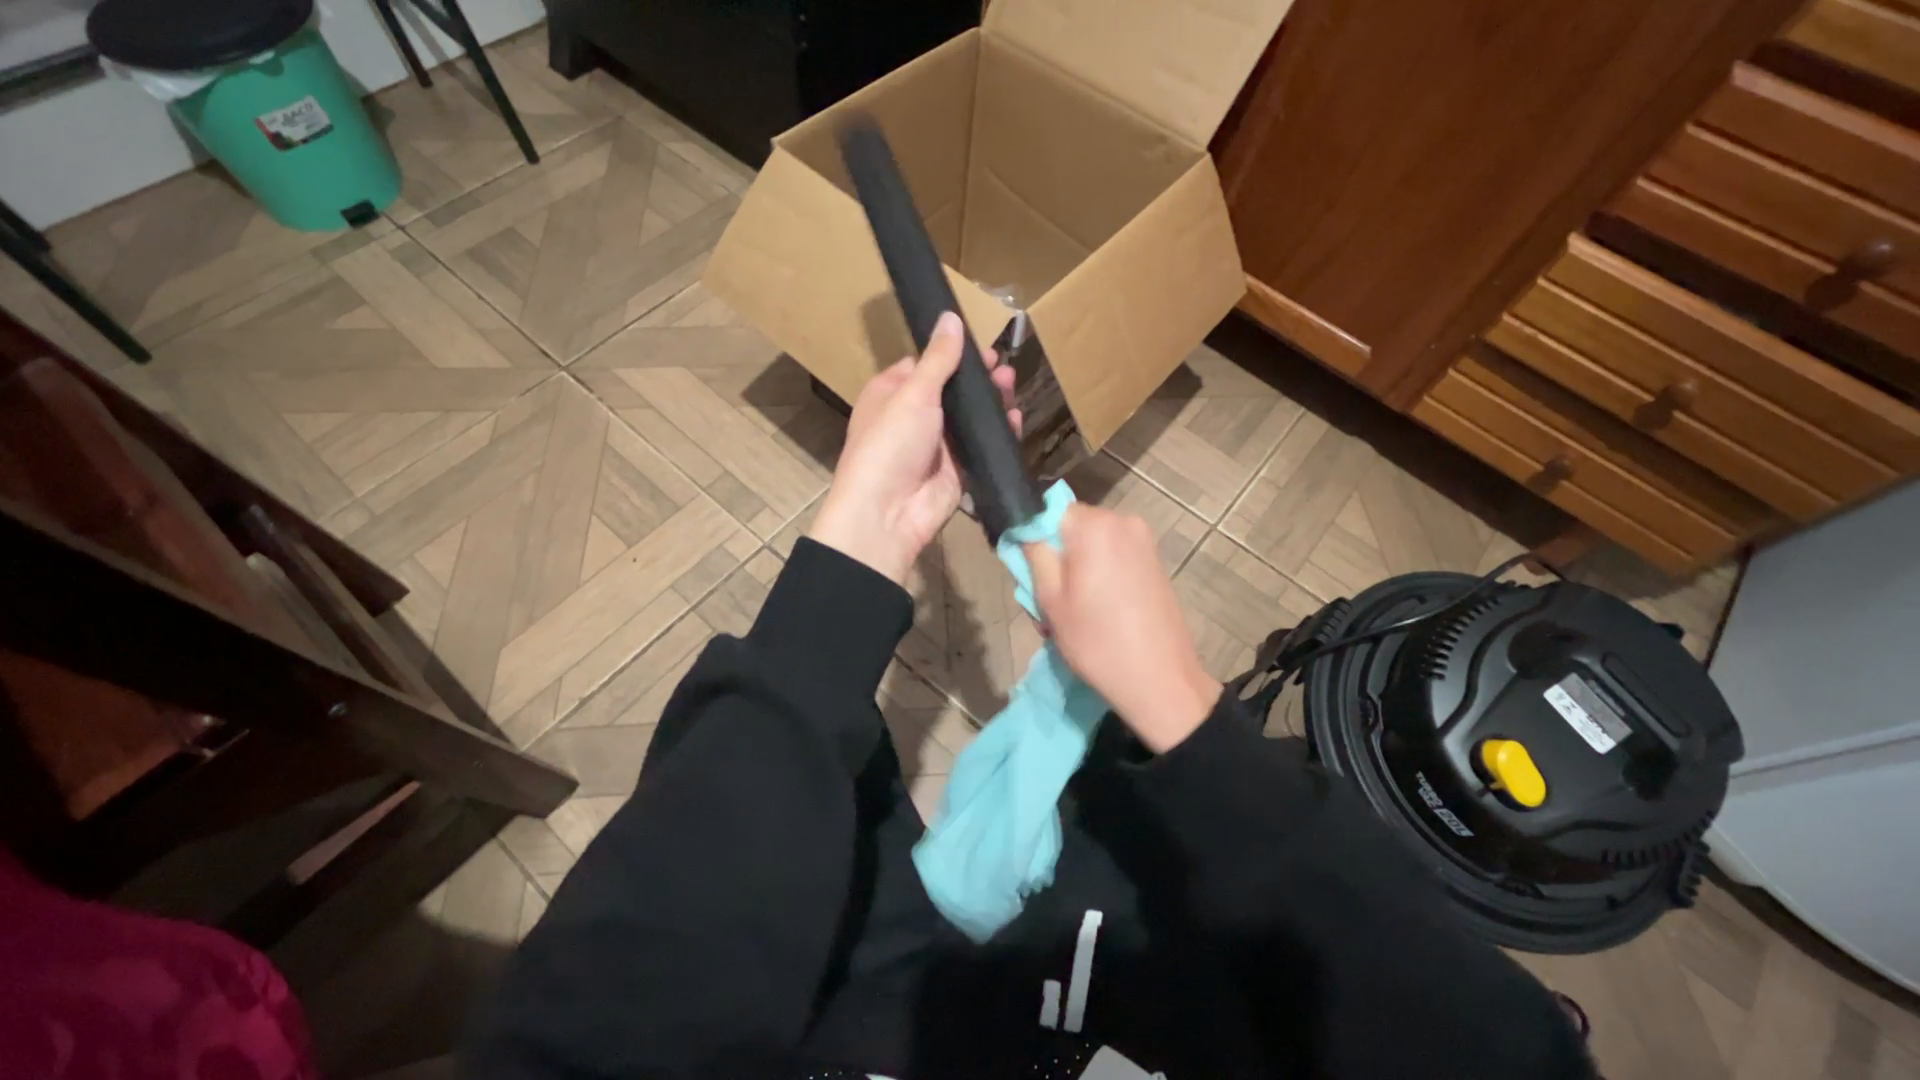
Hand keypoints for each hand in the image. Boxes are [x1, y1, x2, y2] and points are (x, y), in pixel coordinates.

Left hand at [808, 312, 1019, 584]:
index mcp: (891, 393)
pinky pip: (981, 447)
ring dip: (991, 404)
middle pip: (952, 391)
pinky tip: (1014, 421)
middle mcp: (912, 417)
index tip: (980, 346)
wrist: (887, 513)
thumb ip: (938, 358)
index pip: (924, 365)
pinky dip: (998, 434)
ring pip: (969, 419)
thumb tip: (949, 316)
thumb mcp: (914, 393)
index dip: (951, 354)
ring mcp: (936, 446)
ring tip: (1012, 389)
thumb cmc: (891, 444)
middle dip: (978, 380)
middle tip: (1003, 369)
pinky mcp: (957, 471)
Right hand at [1025, 507, 1220, 752]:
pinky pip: (1114, 557)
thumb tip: (1025, 531)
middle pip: (1072, 529)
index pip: (1048, 513)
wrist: (1160, 680)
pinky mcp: (1155, 562)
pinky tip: (1096, 613)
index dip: (1034, 540)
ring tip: (1070, 615)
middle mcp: (1123, 520)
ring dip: (1076, 572)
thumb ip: (1034, 555)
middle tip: (1047, 603)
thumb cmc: (1096, 640)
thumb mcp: (1050, 599)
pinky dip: (1099, 577)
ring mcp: (1144, 541)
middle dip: (1056, 559)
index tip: (1029, 573)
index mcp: (1094, 525)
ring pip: (1092, 546)